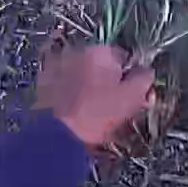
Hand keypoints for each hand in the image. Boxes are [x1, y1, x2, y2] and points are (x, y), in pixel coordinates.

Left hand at [34, 41, 154, 148]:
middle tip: (113, 105)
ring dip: (87, 87)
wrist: (56, 136)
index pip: (123, 56)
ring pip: (80, 74)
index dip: (129, 76)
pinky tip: (73, 112)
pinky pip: (63, 86)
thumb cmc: (97, 114)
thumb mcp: (132, 98)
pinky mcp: (41, 84)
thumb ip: (144, 79)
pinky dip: (69, 94)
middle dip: (107, 80)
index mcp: (99, 51)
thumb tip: (146, 72)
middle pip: (100, 64)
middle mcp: (75, 51)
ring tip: (91, 112)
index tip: (131, 94)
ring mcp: (55, 66)